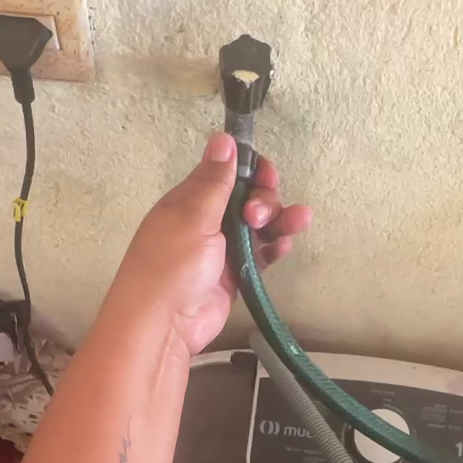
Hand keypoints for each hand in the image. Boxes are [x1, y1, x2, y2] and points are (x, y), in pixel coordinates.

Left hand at [103, 133, 311, 358]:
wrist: (164, 324)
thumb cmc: (172, 265)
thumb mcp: (193, 216)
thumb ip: (214, 180)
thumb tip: (223, 138)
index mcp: (190, 201)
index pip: (227, 174)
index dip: (250, 170)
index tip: (265, 174)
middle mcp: (207, 222)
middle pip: (248, 198)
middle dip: (264, 199)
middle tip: (257, 216)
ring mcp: (221, 251)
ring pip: (258, 227)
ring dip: (279, 220)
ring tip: (298, 221)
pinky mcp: (234, 276)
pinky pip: (260, 255)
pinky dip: (274, 247)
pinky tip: (285, 245)